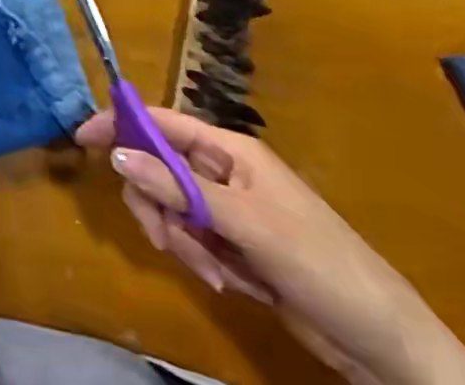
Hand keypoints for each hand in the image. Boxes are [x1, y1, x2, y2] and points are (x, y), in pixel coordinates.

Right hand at [75, 107, 464, 384]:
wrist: (382, 341)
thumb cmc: (319, 263)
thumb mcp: (244, 224)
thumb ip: (176, 187)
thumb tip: (116, 154)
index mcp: (230, 151)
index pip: (161, 123)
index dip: (120, 124)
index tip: (82, 138)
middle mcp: (222, 173)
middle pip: (156, 170)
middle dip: (156, 206)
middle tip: (162, 239)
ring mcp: (225, 208)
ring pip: (167, 207)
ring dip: (181, 241)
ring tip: (215, 271)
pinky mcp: (229, 242)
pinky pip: (187, 237)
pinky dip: (198, 259)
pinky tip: (230, 281)